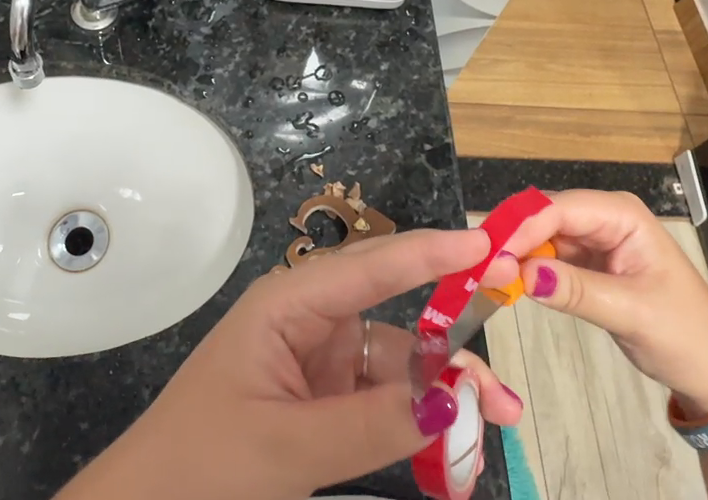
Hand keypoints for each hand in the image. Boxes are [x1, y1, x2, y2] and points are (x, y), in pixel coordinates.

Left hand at [57, 229, 522, 499]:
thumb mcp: (287, 446)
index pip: (367, 268)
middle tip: (505, 382)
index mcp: (286, 305)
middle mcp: (307, 320)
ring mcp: (317, 360)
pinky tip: (453, 449)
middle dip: (452, 343)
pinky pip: (384, 399)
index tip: (484, 245)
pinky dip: (420, 421)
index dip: (427, 253)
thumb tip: (455, 402)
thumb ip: (372, 424)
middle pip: (393, 314)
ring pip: (397, 363)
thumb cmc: (202, 463)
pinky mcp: (322, 397)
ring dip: (444, 394)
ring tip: (495, 427)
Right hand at [490, 190, 707, 415]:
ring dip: (513, 254)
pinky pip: (546, 258)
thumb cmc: (686, 335)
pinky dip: (525, 269)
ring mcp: (594, 240)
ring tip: (485, 276)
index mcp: (622, 215)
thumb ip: (576, 290)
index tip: (490, 255)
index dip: (521, 227)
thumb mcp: (632, 313)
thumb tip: (521, 275)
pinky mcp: (586, 264)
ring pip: (539, 236)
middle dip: (511, 237)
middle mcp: (603, 218)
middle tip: (480, 267)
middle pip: (543, 216)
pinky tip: (505, 282)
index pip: (558, 208)